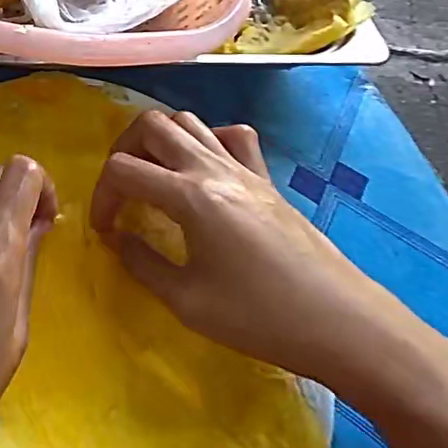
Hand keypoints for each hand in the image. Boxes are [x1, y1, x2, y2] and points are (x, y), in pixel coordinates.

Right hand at [88, 110, 426, 394]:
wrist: (345, 325)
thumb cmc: (262, 319)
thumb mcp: (187, 302)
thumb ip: (142, 264)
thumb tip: (118, 240)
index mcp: (189, 196)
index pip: (122, 170)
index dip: (101, 196)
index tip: (105, 231)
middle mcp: (213, 168)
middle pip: (150, 126)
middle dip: (123, 152)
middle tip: (122, 192)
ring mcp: (244, 169)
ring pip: (188, 121)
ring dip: (160, 141)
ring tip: (155, 179)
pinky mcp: (267, 179)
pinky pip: (232, 135)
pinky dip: (208, 139)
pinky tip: (205, 171)